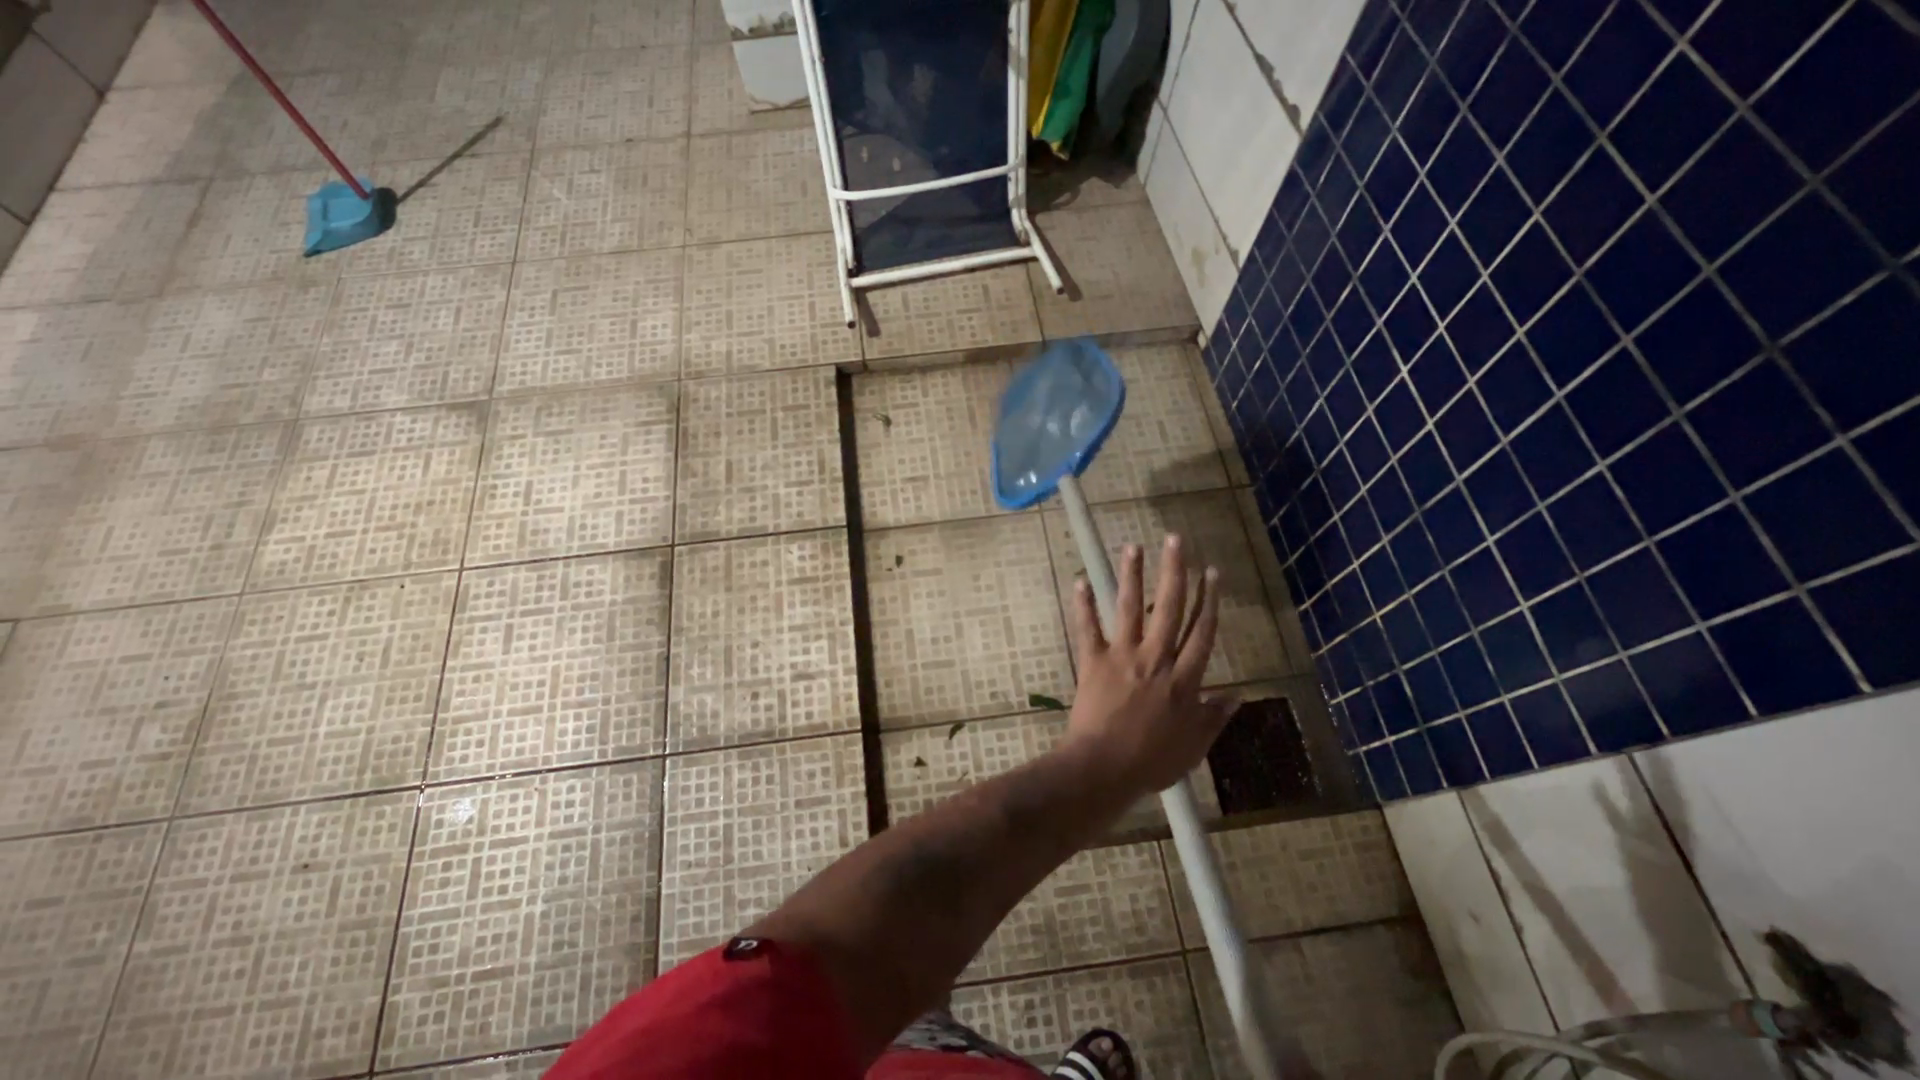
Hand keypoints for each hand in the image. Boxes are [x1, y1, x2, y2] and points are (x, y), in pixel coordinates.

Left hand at [1061, 534, 1236, 798]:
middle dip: (1174, 571)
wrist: (1104, 768)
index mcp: (1184, 679)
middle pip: (1168, 608)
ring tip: (1133, 546)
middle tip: (1175, 540)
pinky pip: (1087, 629)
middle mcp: (1156, 659)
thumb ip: (1214, 717)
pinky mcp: (1093, 663)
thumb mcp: (1194, 745)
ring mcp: (1123, 657)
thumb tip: (1237, 696)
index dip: (1209, 601)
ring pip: (1129, 608)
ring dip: (1131, 576)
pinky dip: (1082, 606)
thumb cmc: (1152, 762)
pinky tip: (1079, 581)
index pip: (1202, 631)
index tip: (1212, 573)